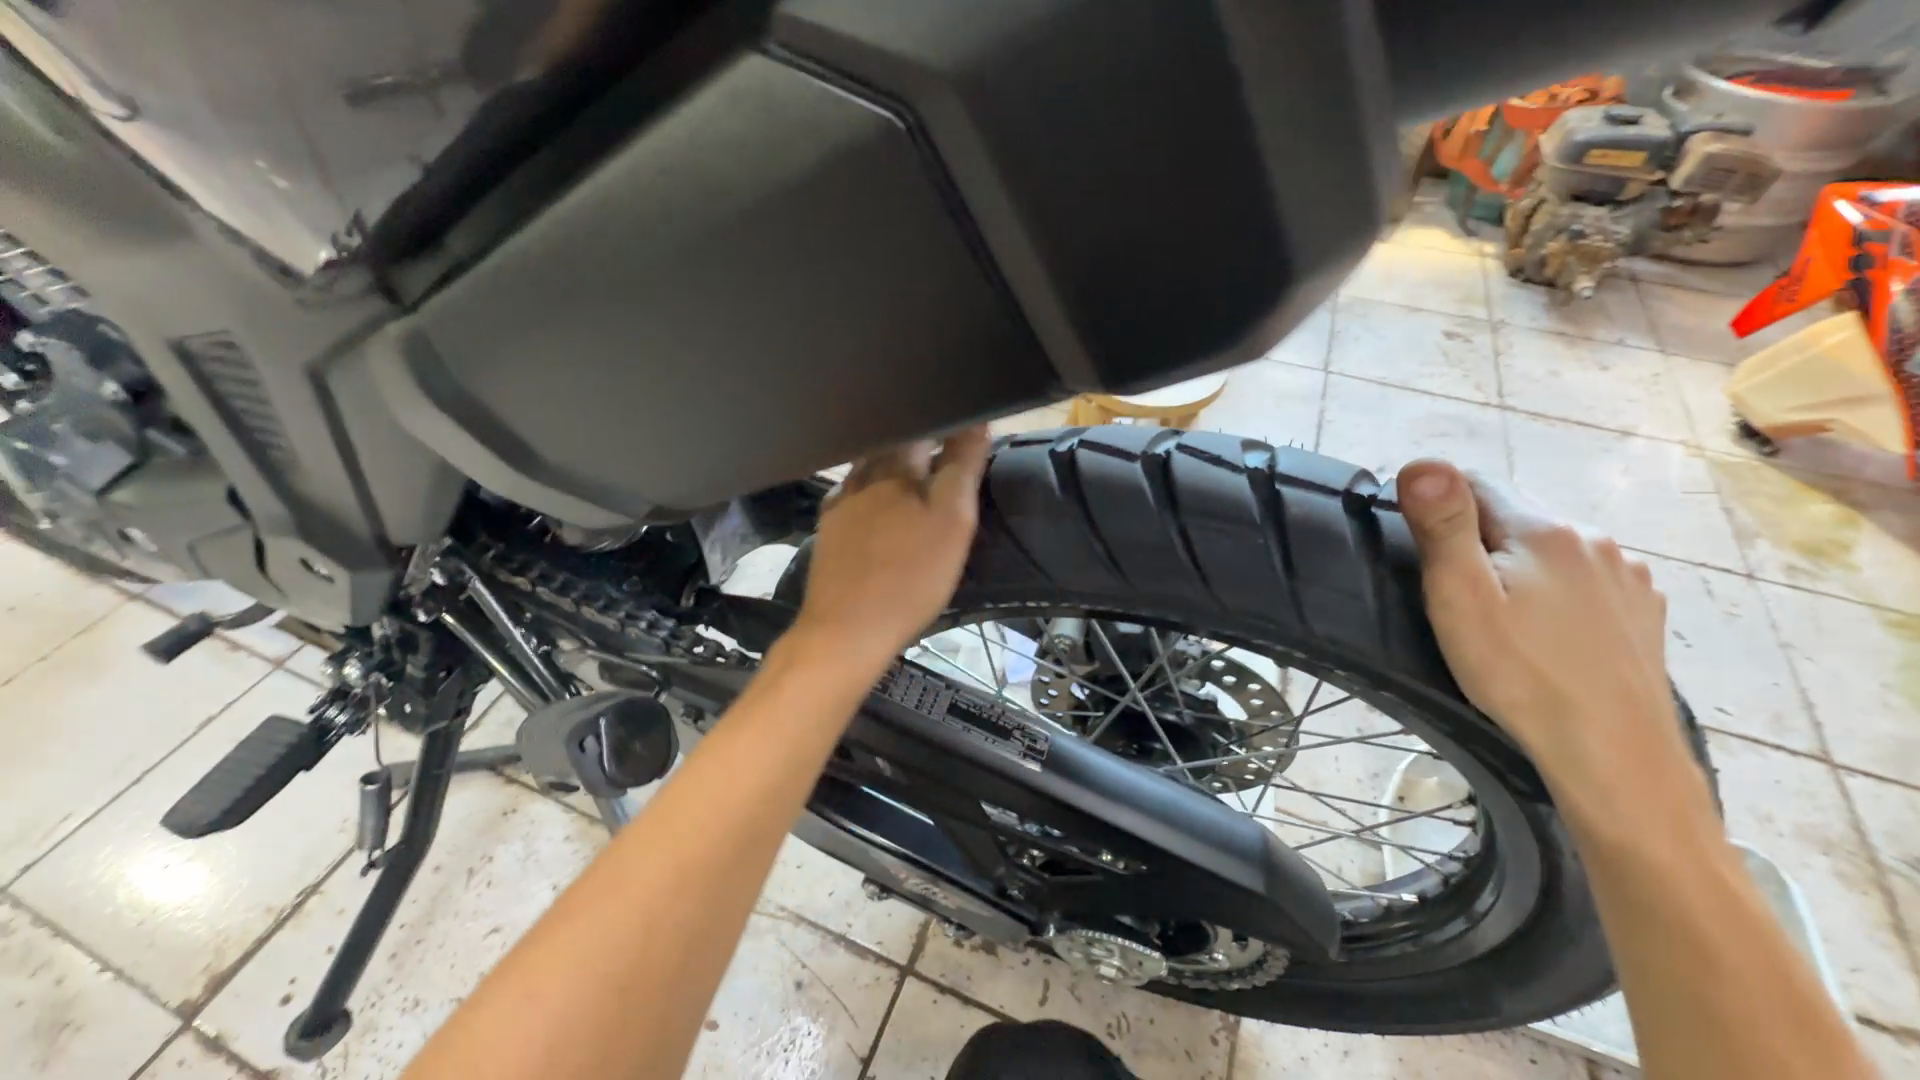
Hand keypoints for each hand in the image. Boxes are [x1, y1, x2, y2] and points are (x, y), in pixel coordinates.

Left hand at [792, 427, 992, 668]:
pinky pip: (852, 497)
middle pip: (893, 445)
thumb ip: (962, 466)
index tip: (966, 433)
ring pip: (870, 469)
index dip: (948, 426)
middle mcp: (862, 475)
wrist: (846, 630)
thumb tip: (977, 421)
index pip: (925, 427)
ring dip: (892, 466)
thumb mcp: (952, 521)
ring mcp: (840, 503)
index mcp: (895, 467)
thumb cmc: (910, 577)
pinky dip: (870, 494)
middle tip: (945, 455)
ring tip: (915, 478)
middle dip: (919, 444)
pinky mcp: (828, 532)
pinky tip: (878, 507)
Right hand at [1395, 460, 1706, 819]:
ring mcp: (1627, 575)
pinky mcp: (1644, 610)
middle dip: (1479, 540)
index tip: (1417, 548)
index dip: (1436, 505)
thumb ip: (1443, 526)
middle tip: (1455, 595)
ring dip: (1522, 567)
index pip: (1474, 483)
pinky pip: (1587, 581)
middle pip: (1515, 517)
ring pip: (1553, 550)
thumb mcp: (1460, 598)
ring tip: (1503, 619)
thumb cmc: (1519, 674)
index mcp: (1542, 530)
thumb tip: (1423, 462)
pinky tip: (1551, 634)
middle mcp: (1592, 539)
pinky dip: (1561, 593)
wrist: (1612, 752)